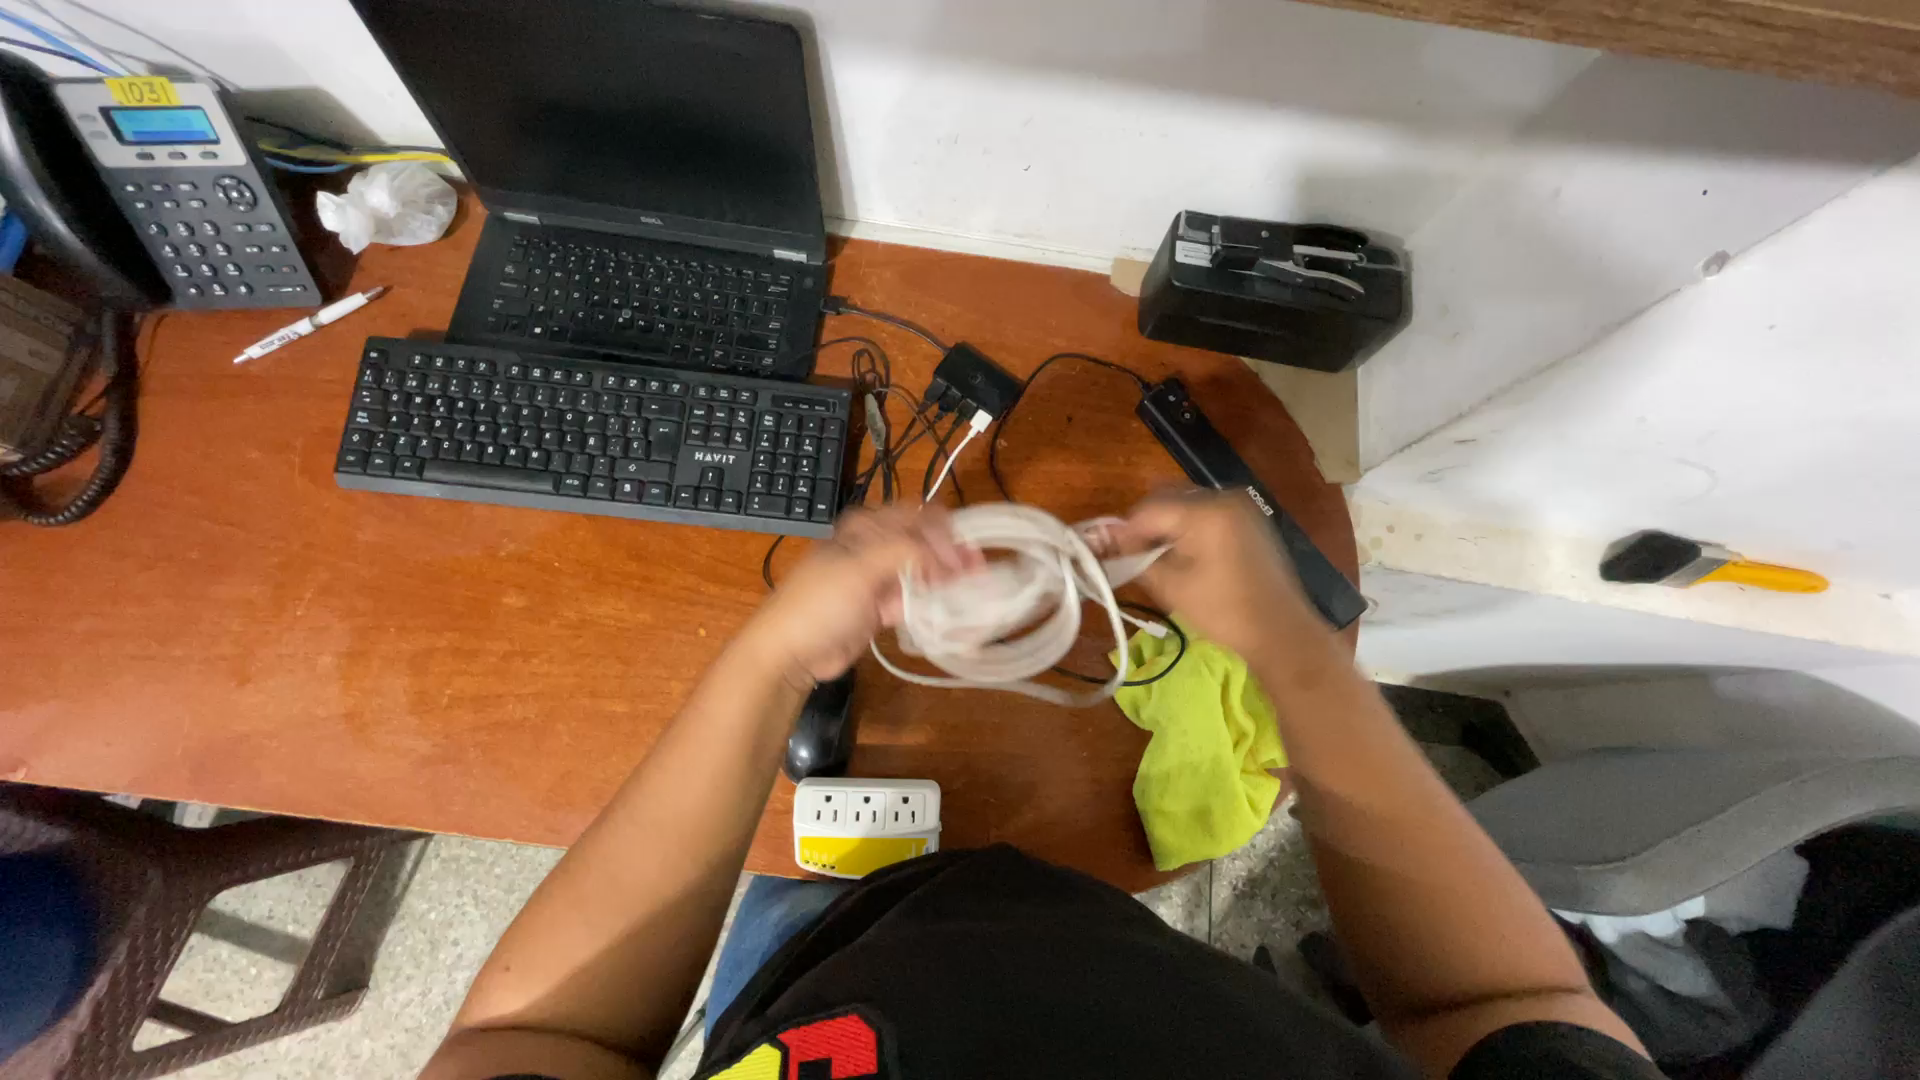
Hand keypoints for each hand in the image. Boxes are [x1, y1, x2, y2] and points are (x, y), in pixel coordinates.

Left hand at [739, 504, 978, 686]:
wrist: (789, 651)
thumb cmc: (819, 602)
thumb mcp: (861, 568)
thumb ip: (906, 553)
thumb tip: (946, 559)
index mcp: (865, 527)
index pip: (916, 516)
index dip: (943, 532)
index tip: (962, 556)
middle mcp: (874, 547)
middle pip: (923, 543)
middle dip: (952, 555)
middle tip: (979, 571)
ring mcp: (879, 579)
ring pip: (922, 573)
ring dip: (948, 580)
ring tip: (978, 590)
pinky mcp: (881, 608)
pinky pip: (915, 601)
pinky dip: (936, 606)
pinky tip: (958, 612)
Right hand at [1116, 491, 1332, 662]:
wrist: (1281, 633)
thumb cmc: (1224, 612)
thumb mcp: (1172, 587)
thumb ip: (1135, 558)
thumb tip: (1104, 543)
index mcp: (1206, 511)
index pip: (1148, 509)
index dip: (1126, 532)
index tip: (1115, 557)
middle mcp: (1225, 497)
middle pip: (1167, 498)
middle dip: (1146, 525)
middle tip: (1135, 557)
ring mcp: (1241, 506)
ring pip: (1186, 504)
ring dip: (1166, 525)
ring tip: (1159, 558)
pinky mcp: (1250, 520)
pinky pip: (1207, 513)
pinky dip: (1188, 527)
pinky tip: (1186, 556)